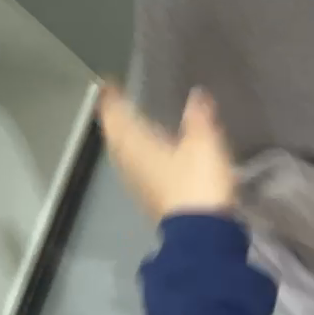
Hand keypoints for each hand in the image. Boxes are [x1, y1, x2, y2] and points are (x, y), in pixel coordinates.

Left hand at [97, 84, 236, 224]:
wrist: (203, 231)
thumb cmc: (198, 182)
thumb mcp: (205, 145)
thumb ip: (200, 118)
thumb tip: (197, 94)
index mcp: (136, 144)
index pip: (115, 115)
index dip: (111, 98)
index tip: (108, 83)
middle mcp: (129, 162)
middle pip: (116, 136)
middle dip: (118, 119)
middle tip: (121, 104)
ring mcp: (138, 183)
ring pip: (126, 154)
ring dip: (129, 139)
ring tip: (138, 127)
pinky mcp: (152, 198)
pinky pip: (140, 168)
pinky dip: (143, 156)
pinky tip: (156, 156)